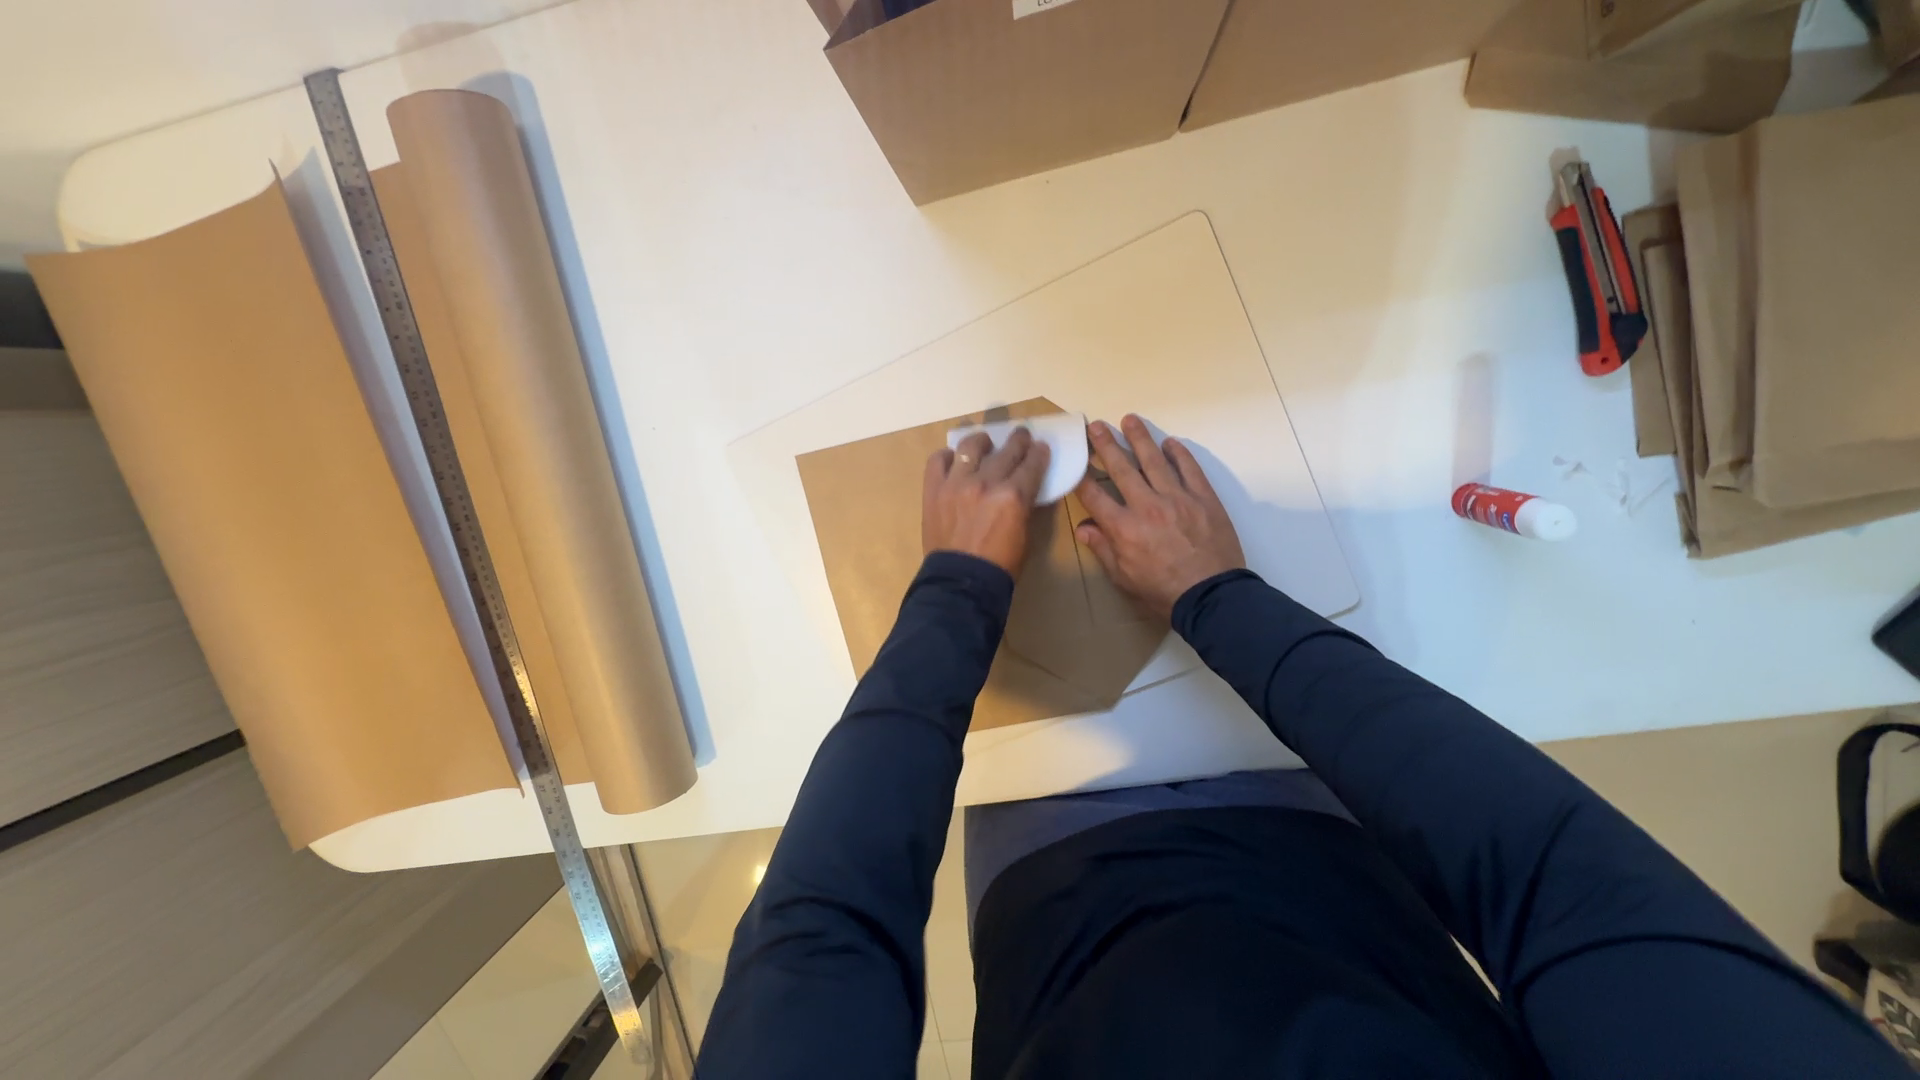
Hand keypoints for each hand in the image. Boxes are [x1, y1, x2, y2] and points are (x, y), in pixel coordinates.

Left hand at [922, 426, 1051, 576]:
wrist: (961, 583)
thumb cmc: (1000, 566)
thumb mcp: (1024, 535)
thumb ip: (1024, 507)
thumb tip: (1024, 490)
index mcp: (1013, 497)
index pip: (1032, 465)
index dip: (1039, 453)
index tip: (1040, 447)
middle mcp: (986, 483)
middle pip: (1006, 451)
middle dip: (1018, 441)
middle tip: (1021, 435)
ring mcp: (956, 484)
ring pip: (971, 447)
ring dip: (982, 441)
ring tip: (985, 442)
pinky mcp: (934, 490)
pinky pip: (938, 461)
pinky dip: (948, 457)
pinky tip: (954, 459)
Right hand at [1075, 415, 1245, 617]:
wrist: (1212, 597)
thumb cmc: (1163, 593)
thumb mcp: (1124, 579)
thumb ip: (1104, 549)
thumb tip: (1083, 527)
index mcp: (1123, 528)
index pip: (1094, 495)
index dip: (1082, 477)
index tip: (1075, 460)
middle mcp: (1146, 506)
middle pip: (1121, 468)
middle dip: (1106, 445)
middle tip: (1097, 425)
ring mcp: (1177, 498)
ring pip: (1154, 461)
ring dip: (1140, 438)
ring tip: (1130, 420)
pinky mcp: (1204, 498)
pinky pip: (1189, 469)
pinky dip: (1179, 454)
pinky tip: (1170, 443)